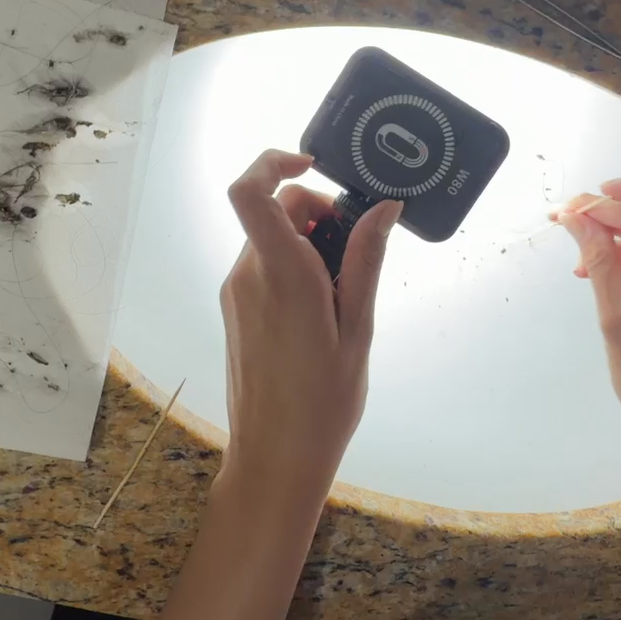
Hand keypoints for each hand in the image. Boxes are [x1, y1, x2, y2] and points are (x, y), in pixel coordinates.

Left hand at [219, 150, 401, 496]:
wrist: (274, 458)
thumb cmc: (324, 401)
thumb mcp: (359, 328)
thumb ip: (366, 260)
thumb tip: (384, 205)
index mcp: (281, 275)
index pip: (250, 192)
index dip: (274, 161)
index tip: (315, 166)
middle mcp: (248, 275)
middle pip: (274, 211)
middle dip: (317, 214)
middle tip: (355, 253)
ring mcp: (237, 293)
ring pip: (270, 238)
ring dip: (308, 243)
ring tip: (342, 292)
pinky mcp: (236, 309)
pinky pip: (264, 265)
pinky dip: (294, 265)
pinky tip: (322, 308)